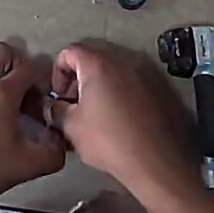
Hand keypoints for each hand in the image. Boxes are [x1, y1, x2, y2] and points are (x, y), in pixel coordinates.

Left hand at [0, 41, 65, 207]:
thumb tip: (61, 142)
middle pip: (2, 50)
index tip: (46, 94)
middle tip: (25, 84)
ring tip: (5, 96)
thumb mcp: (27, 166)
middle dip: (19, 61)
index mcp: (3, 94)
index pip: (31, 67)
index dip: (44, 76)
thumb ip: (54, 153)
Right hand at [49, 40, 198, 199]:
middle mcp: (124, 61)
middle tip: (75, 107)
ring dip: (101, 88)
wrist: (154, 160)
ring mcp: (146, 73)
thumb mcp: (72, 126)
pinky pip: (133, 84)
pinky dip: (121, 94)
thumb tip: (52, 105)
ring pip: (115, 73)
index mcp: (99, 65)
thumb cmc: (108, 140)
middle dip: (79, 81)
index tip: (59, 98)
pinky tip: (120, 119)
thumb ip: (56, 109)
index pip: (69, 52)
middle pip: (94, 60)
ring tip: (97, 115)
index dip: (57, 73)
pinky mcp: (161, 88)